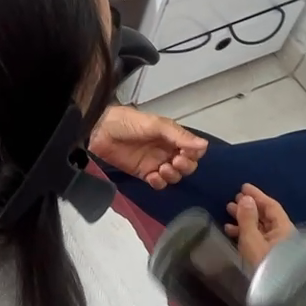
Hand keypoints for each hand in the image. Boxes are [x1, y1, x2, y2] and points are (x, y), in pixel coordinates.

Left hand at [89, 106, 205, 188]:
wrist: (101, 131)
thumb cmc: (128, 122)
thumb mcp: (156, 124)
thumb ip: (179, 135)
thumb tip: (204, 145)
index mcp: (172, 137)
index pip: (194, 150)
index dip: (194, 154)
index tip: (187, 152)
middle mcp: (166, 150)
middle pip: (187, 165)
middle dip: (186, 166)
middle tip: (176, 161)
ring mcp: (155, 163)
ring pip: (174, 176)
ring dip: (173, 175)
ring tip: (162, 168)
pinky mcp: (142, 173)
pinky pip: (158, 183)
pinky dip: (159, 182)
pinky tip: (153, 176)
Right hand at [223, 183, 290, 266]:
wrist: (277, 295)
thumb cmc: (264, 264)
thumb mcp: (252, 240)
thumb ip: (248, 218)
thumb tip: (246, 198)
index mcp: (284, 229)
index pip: (271, 206)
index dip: (258, 195)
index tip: (243, 187)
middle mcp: (284, 235)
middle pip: (267, 216)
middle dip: (250, 206)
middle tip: (234, 199)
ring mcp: (277, 246)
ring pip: (261, 227)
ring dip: (245, 219)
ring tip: (228, 212)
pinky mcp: (269, 256)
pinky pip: (258, 238)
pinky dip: (245, 232)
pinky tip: (232, 231)